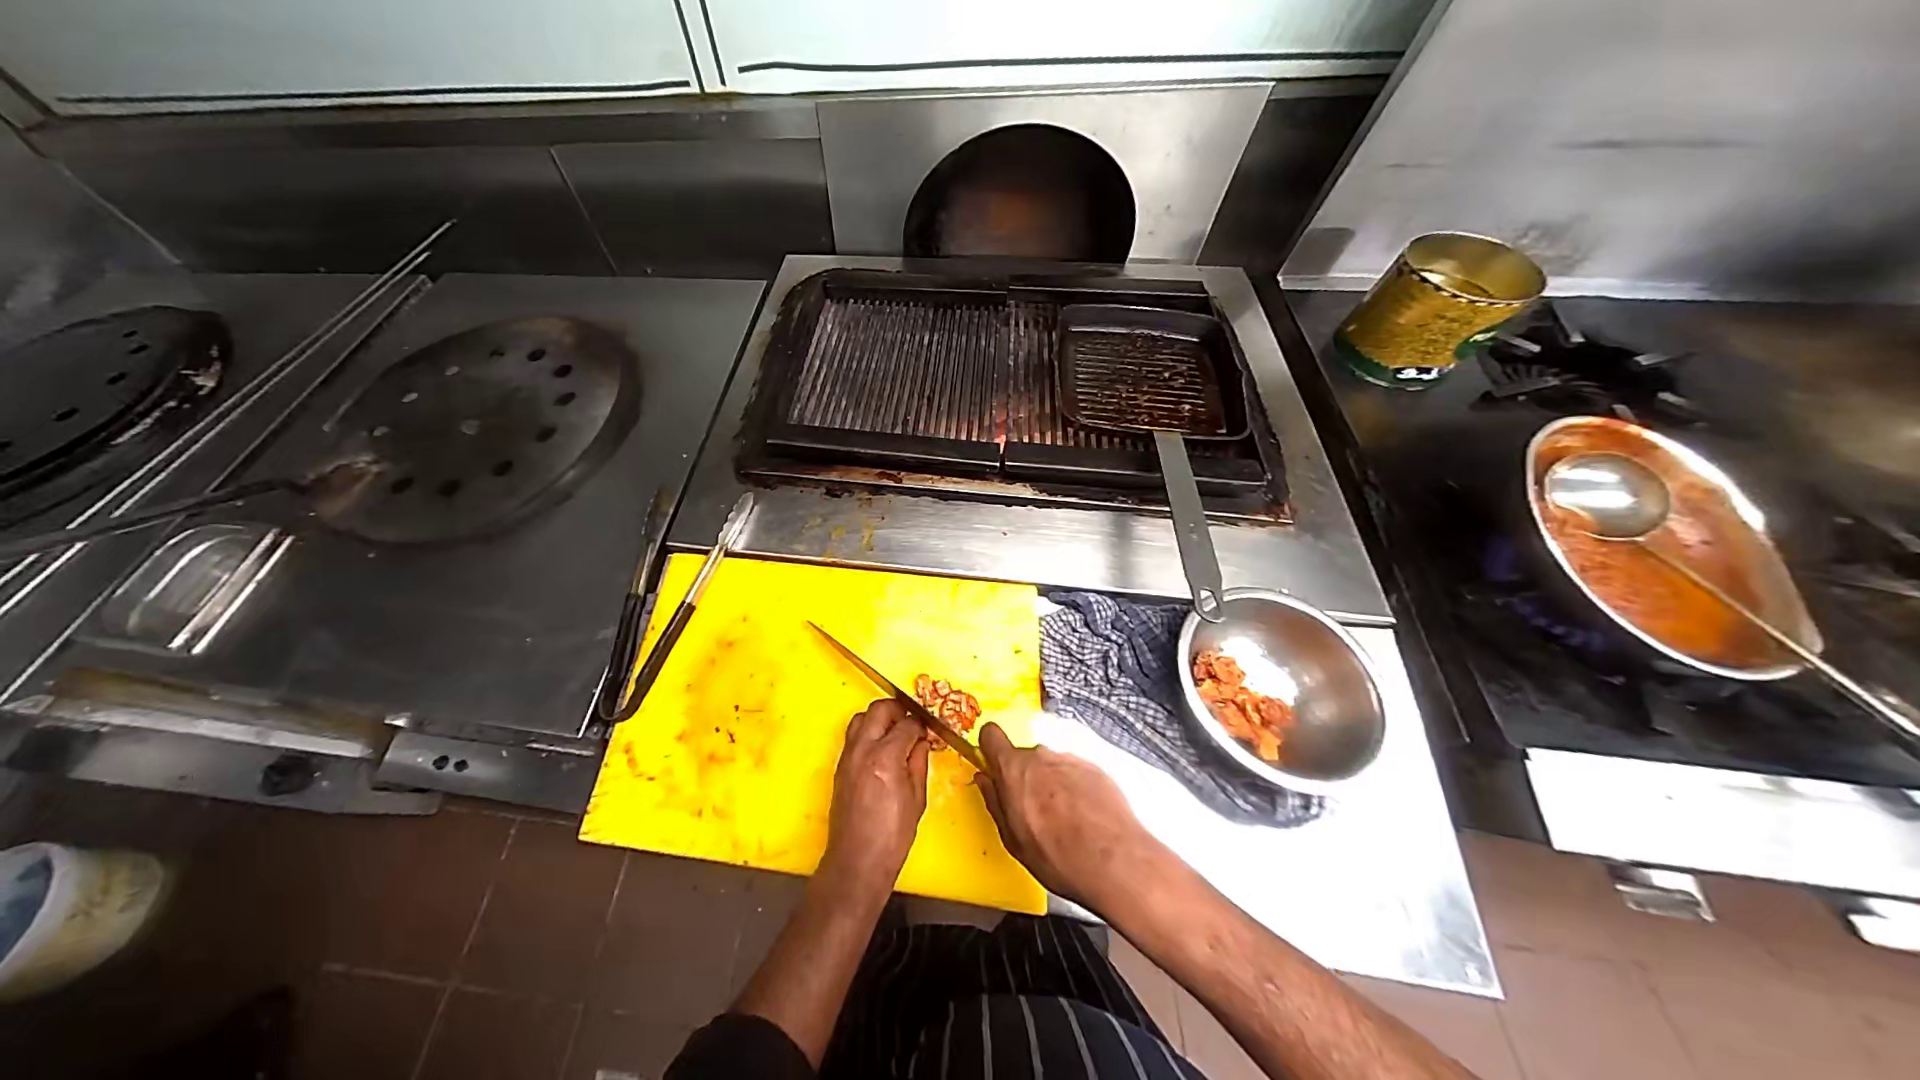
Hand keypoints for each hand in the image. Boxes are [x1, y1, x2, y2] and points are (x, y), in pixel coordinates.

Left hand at [822, 699, 930, 889]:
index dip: (920, 725)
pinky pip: (852, 736)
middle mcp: (863, 750)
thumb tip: (921, 743)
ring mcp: (848, 757)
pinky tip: (880, 748)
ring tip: (894, 731)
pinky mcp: (839, 767)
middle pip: (879, 710)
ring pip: (860, 718)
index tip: (926, 730)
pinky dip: (867, 732)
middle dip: (898, 710)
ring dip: (878, 718)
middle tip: (911, 721)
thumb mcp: (917, 798)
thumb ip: (919, 763)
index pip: (906, 724)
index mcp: (886, 757)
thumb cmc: (892, 835)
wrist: (857, 859)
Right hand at [975, 722, 1165, 913]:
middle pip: (1024, 757)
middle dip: (1025, 779)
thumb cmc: (1058, 855)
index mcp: (1013, 769)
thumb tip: (985, 782)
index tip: (992, 765)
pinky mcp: (1096, 769)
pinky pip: (1076, 774)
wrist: (1113, 861)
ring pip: (1052, 767)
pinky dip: (1076, 790)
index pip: (991, 736)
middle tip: (1031, 811)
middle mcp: (1042, 756)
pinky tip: (1082, 819)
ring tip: (1062, 822)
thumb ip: (994, 801)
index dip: (990, 748)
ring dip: (1052, 786)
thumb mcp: (1012, 838)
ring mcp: (1071, 760)